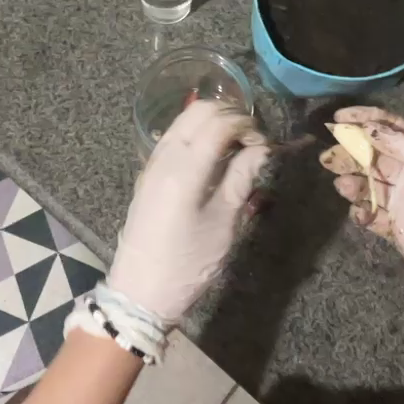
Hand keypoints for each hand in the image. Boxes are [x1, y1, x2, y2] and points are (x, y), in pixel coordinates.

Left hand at [107, 100, 269, 325]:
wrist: (139, 292)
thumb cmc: (187, 264)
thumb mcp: (223, 225)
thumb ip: (241, 179)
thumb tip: (261, 149)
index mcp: (185, 169)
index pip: (219, 123)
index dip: (246, 125)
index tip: (264, 144)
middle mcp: (165, 157)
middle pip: (199, 111)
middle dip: (230, 116)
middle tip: (251, 140)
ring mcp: (152, 163)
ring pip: (184, 120)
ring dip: (212, 122)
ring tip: (236, 146)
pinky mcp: (148, 173)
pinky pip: (174, 136)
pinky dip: (196, 133)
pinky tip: (213, 155)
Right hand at [320, 107, 403, 361]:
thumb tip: (371, 129)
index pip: (392, 128)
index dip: (364, 121)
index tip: (337, 120)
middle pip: (375, 155)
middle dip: (350, 151)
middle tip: (328, 156)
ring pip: (369, 185)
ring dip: (352, 180)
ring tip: (340, 183)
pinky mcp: (401, 233)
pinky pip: (373, 217)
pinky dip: (360, 212)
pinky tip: (357, 213)